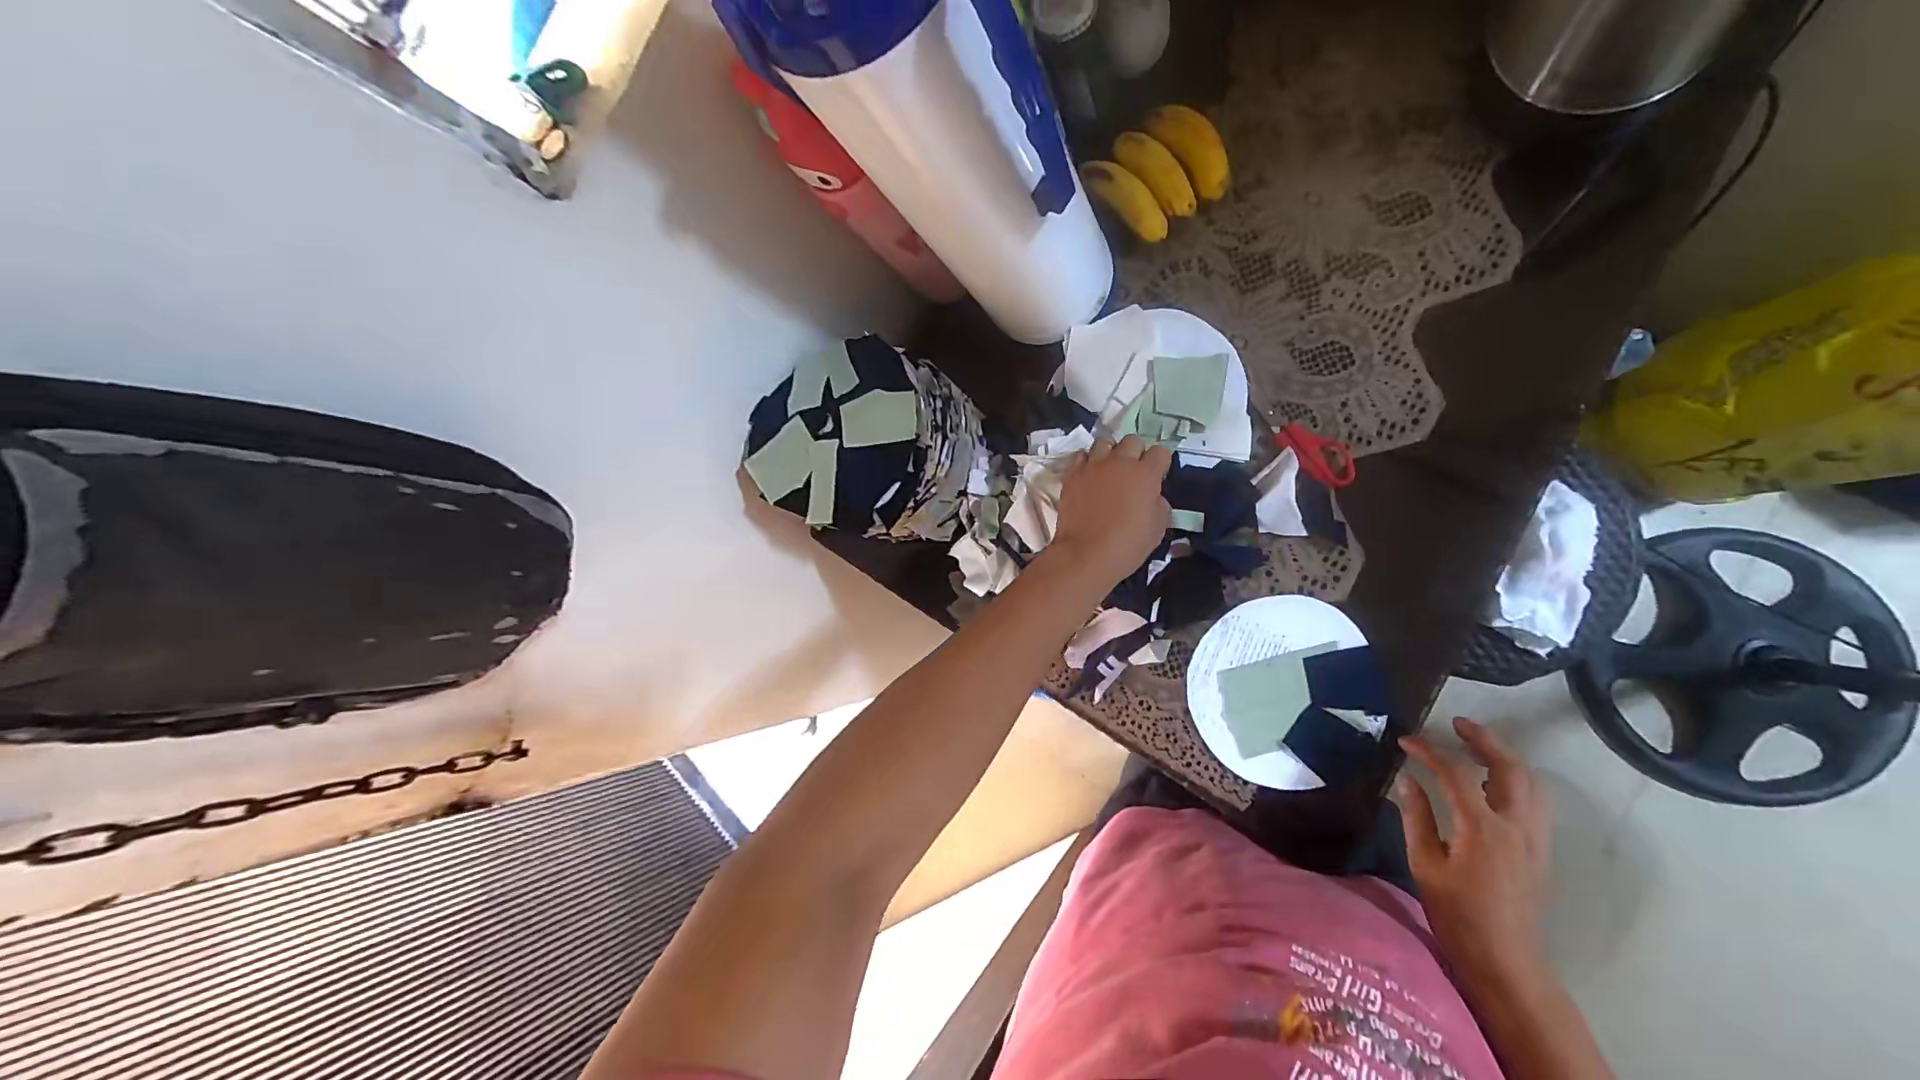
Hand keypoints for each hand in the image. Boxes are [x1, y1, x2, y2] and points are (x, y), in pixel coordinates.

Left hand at [1048, 434, 1171, 585]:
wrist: (1086, 554)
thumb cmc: (1128, 544)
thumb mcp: (1158, 527)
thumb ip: (1159, 504)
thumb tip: (1153, 496)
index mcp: (1146, 473)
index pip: (1160, 452)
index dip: (1160, 463)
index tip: (1157, 476)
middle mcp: (1120, 462)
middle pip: (1132, 441)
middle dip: (1136, 452)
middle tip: (1133, 472)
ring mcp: (1093, 466)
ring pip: (1105, 443)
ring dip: (1111, 452)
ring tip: (1110, 469)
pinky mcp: (1072, 475)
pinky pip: (1082, 457)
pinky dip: (1088, 462)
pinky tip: (1090, 476)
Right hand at [1394, 717, 1553, 983]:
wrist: (1504, 958)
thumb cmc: (1455, 912)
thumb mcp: (1424, 863)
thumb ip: (1417, 817)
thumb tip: (1408, 780)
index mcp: (1484, 829)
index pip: (1456, 775)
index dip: (1430, 751)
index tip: (1406, 741)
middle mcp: (1518, 828)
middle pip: (1511, 769)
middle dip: (1485, 741)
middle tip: (1457, 724)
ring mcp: (1536, 840)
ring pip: (1531, 784)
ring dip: (1504, 759)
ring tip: (1475, 747)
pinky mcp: (1541, 851)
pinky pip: (1534, 802)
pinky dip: (1513, 781)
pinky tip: (1489, 783)